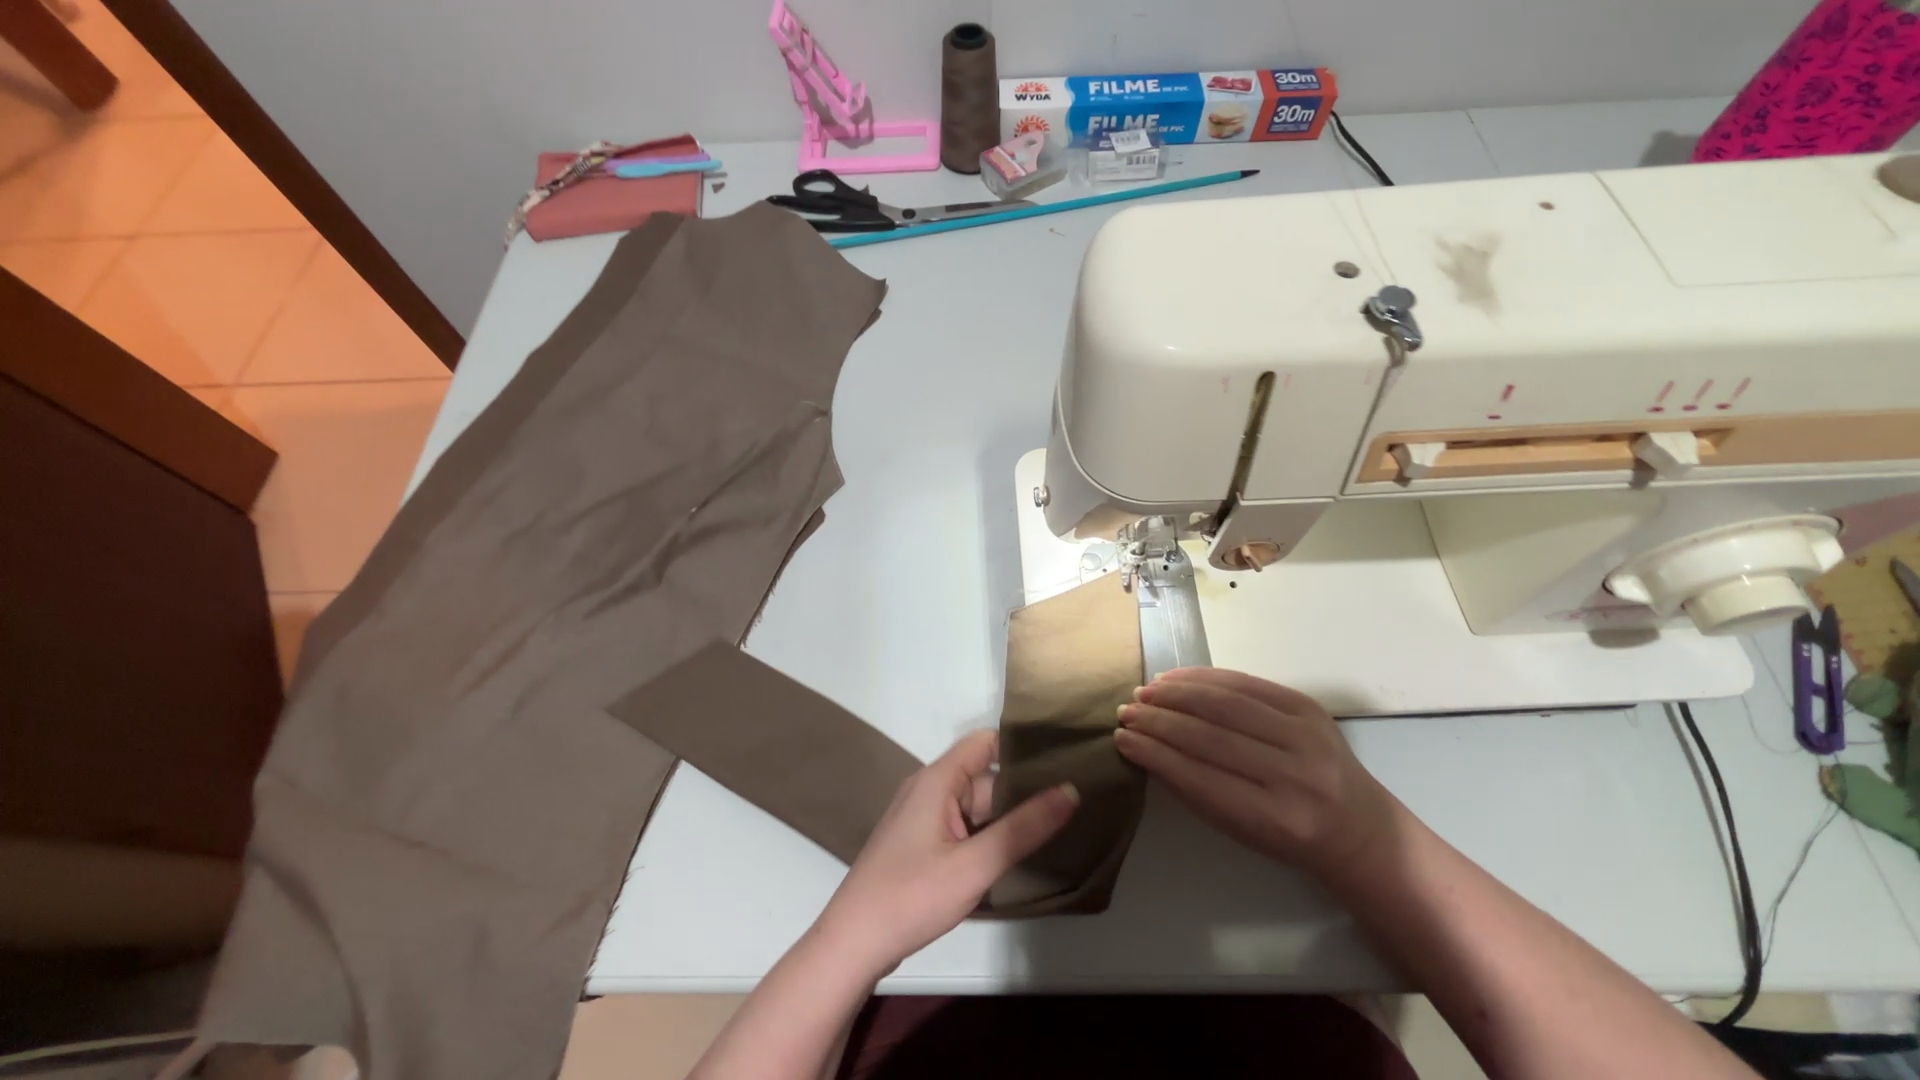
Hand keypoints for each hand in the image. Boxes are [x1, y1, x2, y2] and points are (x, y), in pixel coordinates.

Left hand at [813, 730, 1077, 975]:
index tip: (1065, 758)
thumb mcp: (975, 864)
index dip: (1023, 747)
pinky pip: (964, 829)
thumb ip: (1023, 828)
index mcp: (937, 780)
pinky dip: (989, 838)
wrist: (854, 943)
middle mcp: (929, 790)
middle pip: (986, 779)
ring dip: (1008, 820)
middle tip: (1075, 808)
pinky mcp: (922, 846)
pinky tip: (1018, 857)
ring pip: (977, 808)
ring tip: (1059, 830)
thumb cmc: (912, 896)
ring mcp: (924, 819)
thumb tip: (1071, 789)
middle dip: (1023, 794)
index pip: (986, 743)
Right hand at [1115, 669, 1398, 882]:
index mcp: (1274, 818)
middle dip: (1159, 720)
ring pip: (1226, 704)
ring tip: (1144, 693)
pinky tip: (1176, 679)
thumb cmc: (1286, 836)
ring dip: (1176, 694)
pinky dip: (1205, 677)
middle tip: (1126, 712)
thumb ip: (1193, 789)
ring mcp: (1306, 736)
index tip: (1121, 739)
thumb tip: (1144, 746)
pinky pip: (1248, 683)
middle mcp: (1294, 775)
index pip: (1199, 777)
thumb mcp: (1237, 828)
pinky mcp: (1309, 707)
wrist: (1358, 827)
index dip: (1154, 754)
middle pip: (1211, 735)